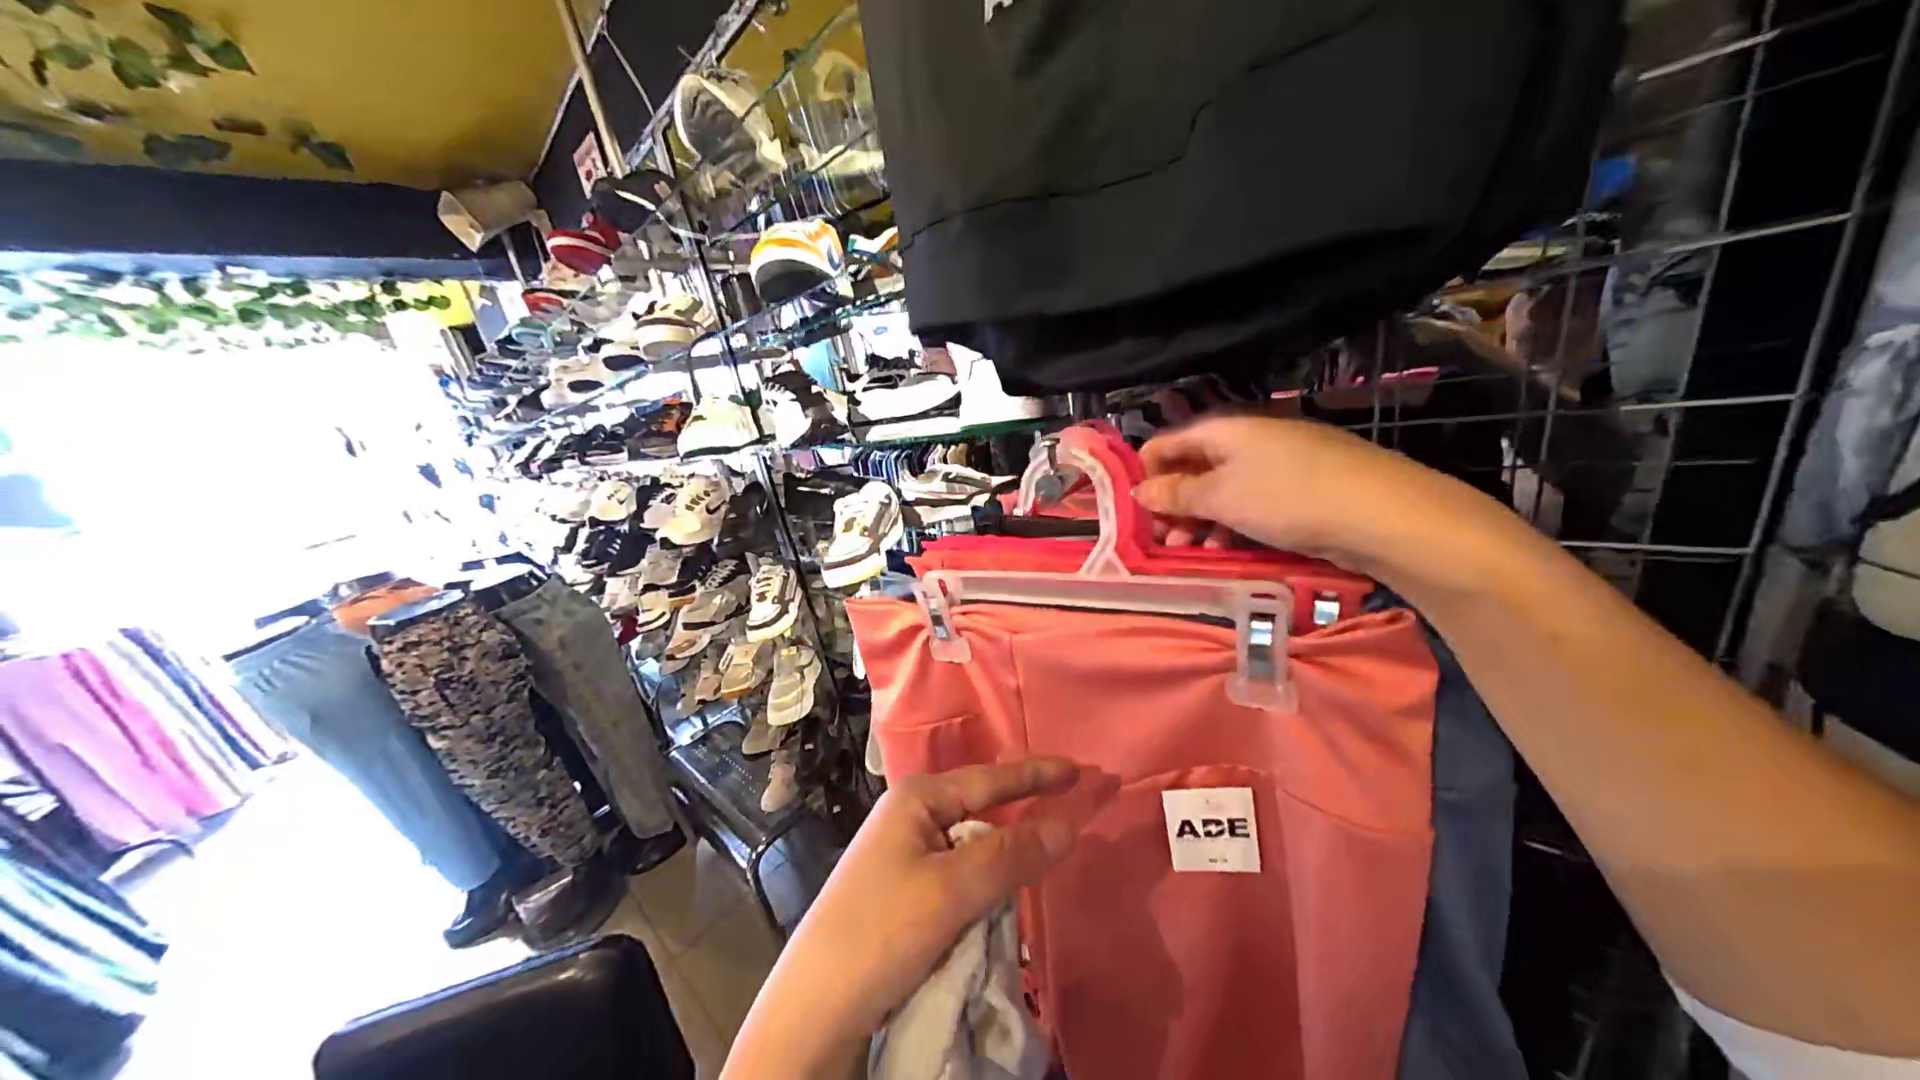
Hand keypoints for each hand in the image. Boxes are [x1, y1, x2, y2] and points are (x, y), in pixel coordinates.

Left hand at [723, 758, 1117, 1079]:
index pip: (990, 778)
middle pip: (981, 806)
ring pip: (972, 843)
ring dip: (1006, 850)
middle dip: (1024, 808)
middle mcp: (910, 817)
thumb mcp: (952, 890)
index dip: (1037, 774)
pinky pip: (960, 872)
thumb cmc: (882, 931)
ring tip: (1047, 846)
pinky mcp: (904, 890)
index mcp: (916, 800)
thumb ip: (1011, 855)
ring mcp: (904, 854)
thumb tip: (1069, 826)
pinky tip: (1005, 887)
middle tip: (1071, 804)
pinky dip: (987, 878)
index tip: (1079, 769)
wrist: (816, 1006)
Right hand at [1134, 416, 1534, 592]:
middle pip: (1194, 467)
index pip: (1168, 442)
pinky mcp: (1301, 488)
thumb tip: (1138, 490)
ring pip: (1222, 488)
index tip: (1133, 509)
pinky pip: (1251, 502)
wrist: (1383, 514)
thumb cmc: (1288, 497)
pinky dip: (1231, 523)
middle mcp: (1250, 438)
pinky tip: (1227, 549)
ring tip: (1191, 551)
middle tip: (1161, 539)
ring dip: (1200, 519)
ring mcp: (1278, 463)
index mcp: (1226, 428)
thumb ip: (1175, 494)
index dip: (1145, 472)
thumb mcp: (1221, 497)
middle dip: (1172, 503)